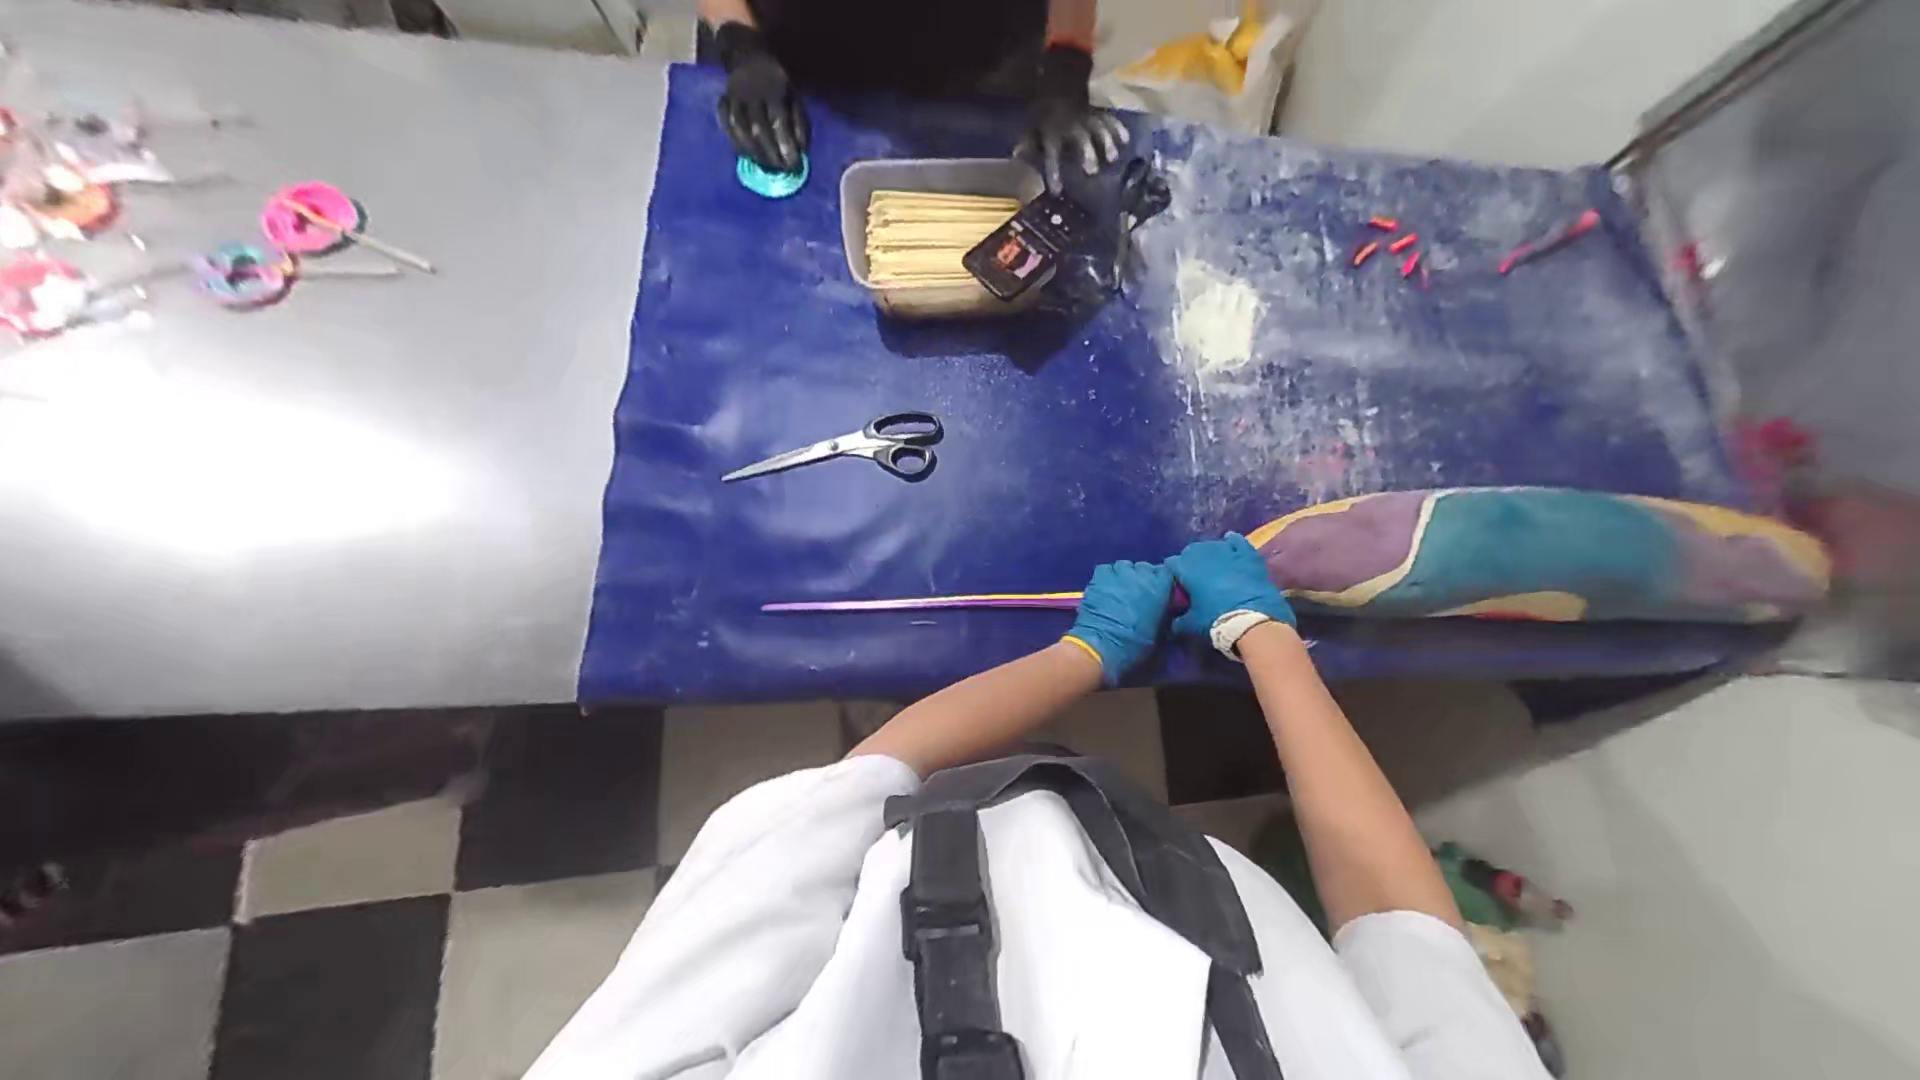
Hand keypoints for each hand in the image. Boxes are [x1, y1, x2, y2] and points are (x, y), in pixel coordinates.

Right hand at [713, 24, 808, 172]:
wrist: (751, 59)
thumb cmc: (778, 86)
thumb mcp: (794, 99)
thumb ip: (799, 124)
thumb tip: (801, 150)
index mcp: (772, 92)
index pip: (778, 123)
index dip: (786, 147)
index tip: (794, 165)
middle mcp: (751, 94)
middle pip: (758, 129)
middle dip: (770, 154)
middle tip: (781, 169)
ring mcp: (734, 98)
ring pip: (740, 129)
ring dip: (753, 152)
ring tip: (765, 166)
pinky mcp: (724, 102)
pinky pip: (726, 125)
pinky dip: (736, 142)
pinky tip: (747, 155)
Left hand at [1018, 44, 1128, 190]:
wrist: (1060, 80)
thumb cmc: (1044, 111)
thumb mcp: (1032, 126)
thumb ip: (1028, 142)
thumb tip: (1017, 156)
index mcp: (1052, 134)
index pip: (1052, 156)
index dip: (1054, 173)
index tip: (1057, 191)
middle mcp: (1071, 128)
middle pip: (1081, 141)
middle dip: (1087, 155)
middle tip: (1091, 171)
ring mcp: (1087, 119)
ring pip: (1099, 130)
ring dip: (1106, 144)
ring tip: (1113, 159)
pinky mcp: (1098, 113)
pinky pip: (1110, 120)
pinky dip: (1118, 129)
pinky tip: (1126, 141)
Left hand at [1063, 559, 1173, 685]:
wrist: (1102, 646)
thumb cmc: (1135, 644)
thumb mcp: (1160, 632)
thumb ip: (1165, 614)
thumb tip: (1166, 609)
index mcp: (1161, 588)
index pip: (1166, 573)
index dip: (1160, 582)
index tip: (1157, 591)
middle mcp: (1141, 575)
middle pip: (1144, 568)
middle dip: (1142, 578)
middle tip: (1137, 593)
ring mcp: (1119, 573)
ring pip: (1124, 566)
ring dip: (1124, 575)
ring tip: (1119, 589)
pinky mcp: (1099, 576)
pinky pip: (1106, 569)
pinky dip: (1107, 576)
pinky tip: (1105, 588)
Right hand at [1165, 533, 1294, 638]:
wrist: (1252, 619)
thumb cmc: (1216, 620)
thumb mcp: (1190, 625)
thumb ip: (1178, 621)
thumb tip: (1174, 622)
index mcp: (1186, 568)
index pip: (1171, 563)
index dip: (1173, 573)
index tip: (1177, 584)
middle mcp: (1204, 554)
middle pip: (1190, 551)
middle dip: (1190, 562)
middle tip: (1194, 578)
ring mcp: (1227, 551)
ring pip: (1213, 545)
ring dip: (1210, 554)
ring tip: (1213, 565)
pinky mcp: (1248, 555)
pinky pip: (1237, 542)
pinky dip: (1232, 542)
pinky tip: (1229, 542)